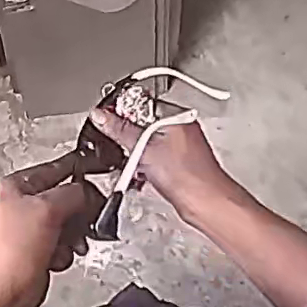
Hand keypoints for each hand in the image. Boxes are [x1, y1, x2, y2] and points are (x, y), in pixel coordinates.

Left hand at [0, 152, 101, 306]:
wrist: (2, 293)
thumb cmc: (10, 252)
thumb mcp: (46, 210)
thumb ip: (72, 194)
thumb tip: (88, 191)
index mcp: (17, 185)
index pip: (57, 168)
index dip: (81, 172)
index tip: (102, 174)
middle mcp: (22, 203)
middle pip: (67, 197)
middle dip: (78, 213)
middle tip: (83, 222)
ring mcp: (31, 226)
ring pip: (69, 221)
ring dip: (73, 236)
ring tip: (66, 245)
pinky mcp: (39, 248)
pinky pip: (66, 242)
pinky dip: (66, 251)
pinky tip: (55, 259)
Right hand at [88, 107, 246, 220]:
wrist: (206, 204)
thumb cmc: (187, 175)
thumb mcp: (144, 148)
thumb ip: (119, 130)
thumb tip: (100, 115)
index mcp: (174, 115)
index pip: (139, 103)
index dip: (119, 113)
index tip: (106, 123)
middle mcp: (179, 127)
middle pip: (140, 124)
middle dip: (126, 138)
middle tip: (123, 149)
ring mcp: (179, 145)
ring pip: (145, 143)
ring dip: (134, 154)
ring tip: (134, 165)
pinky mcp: (176, 163)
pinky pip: (151, 157)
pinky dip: (142, 165)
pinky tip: (141, 175)